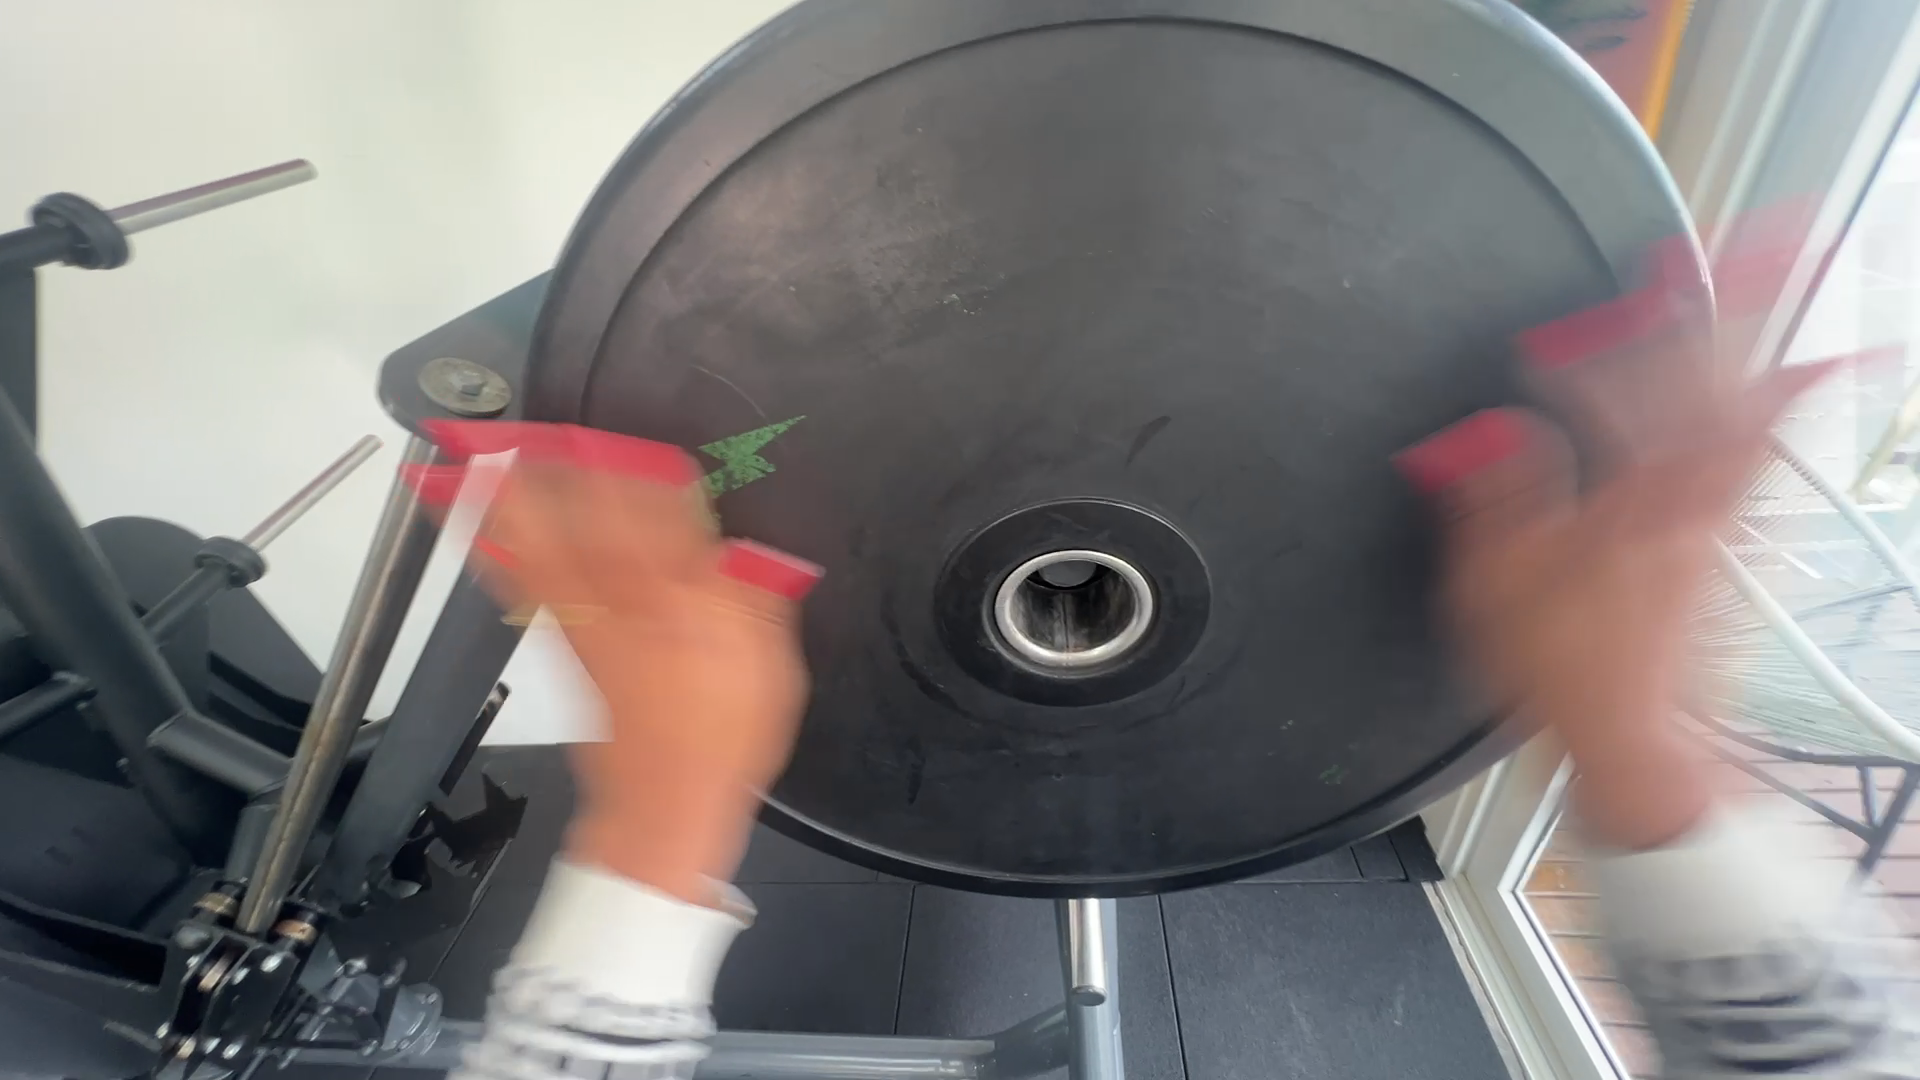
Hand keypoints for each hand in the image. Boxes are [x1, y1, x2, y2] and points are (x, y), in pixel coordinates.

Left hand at [412, 422, 821, 903]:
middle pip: (583, 531)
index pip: (663, 528)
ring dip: (513, 508)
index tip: (635, 446)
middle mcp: (628, 610)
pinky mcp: (571, 650)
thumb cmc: (722, 737)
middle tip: (517, 433)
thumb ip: (760, 601)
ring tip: (476, 464)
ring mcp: (590, 630)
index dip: (647, 484)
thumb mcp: (769, 667)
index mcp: (683, 610)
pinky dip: (502, 555)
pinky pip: (529, 591)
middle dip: (554, 480)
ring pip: (544, 556)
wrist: (668, 803)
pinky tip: (484, 534)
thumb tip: (751, 553)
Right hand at [1396, 224, 1835, 849]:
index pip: (1621, 411)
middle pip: (1716, 394)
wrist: (1631, 730)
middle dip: (1735, 314)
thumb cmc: (1561, 664)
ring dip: (1773, 344)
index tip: (1566, 329)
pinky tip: (1798, 380)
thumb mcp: (1493, 586)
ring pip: (1751, 417)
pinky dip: (1782, 404)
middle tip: (1770, 239)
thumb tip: (1482, 433)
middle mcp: (1687, 507)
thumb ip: (1491, 501)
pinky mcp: (1722, 541)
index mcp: (1625, 513)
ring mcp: (1716, 522)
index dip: (1599, 360)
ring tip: (1802, 280)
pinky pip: (1758, 456)